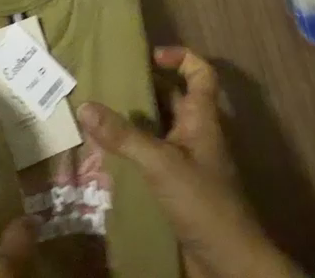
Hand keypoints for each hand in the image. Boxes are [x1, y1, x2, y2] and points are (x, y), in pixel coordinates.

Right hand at [78, 47, 300, 277]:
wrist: (228, 260)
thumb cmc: (203, 201)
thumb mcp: (161, 164)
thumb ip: (124, 136)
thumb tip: (85, 105)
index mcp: (202, 118)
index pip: (201, 72)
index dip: (181, 56)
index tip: (150, 56)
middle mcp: (197, 133)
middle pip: (174, 97)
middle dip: (145, 87)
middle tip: (110, 81)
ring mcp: (189, 161)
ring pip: (161, 128)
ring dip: (136, 120)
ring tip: (101, 113)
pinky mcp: (179, 186)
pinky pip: (155, 156)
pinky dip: (135, 150)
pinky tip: (109, 154)